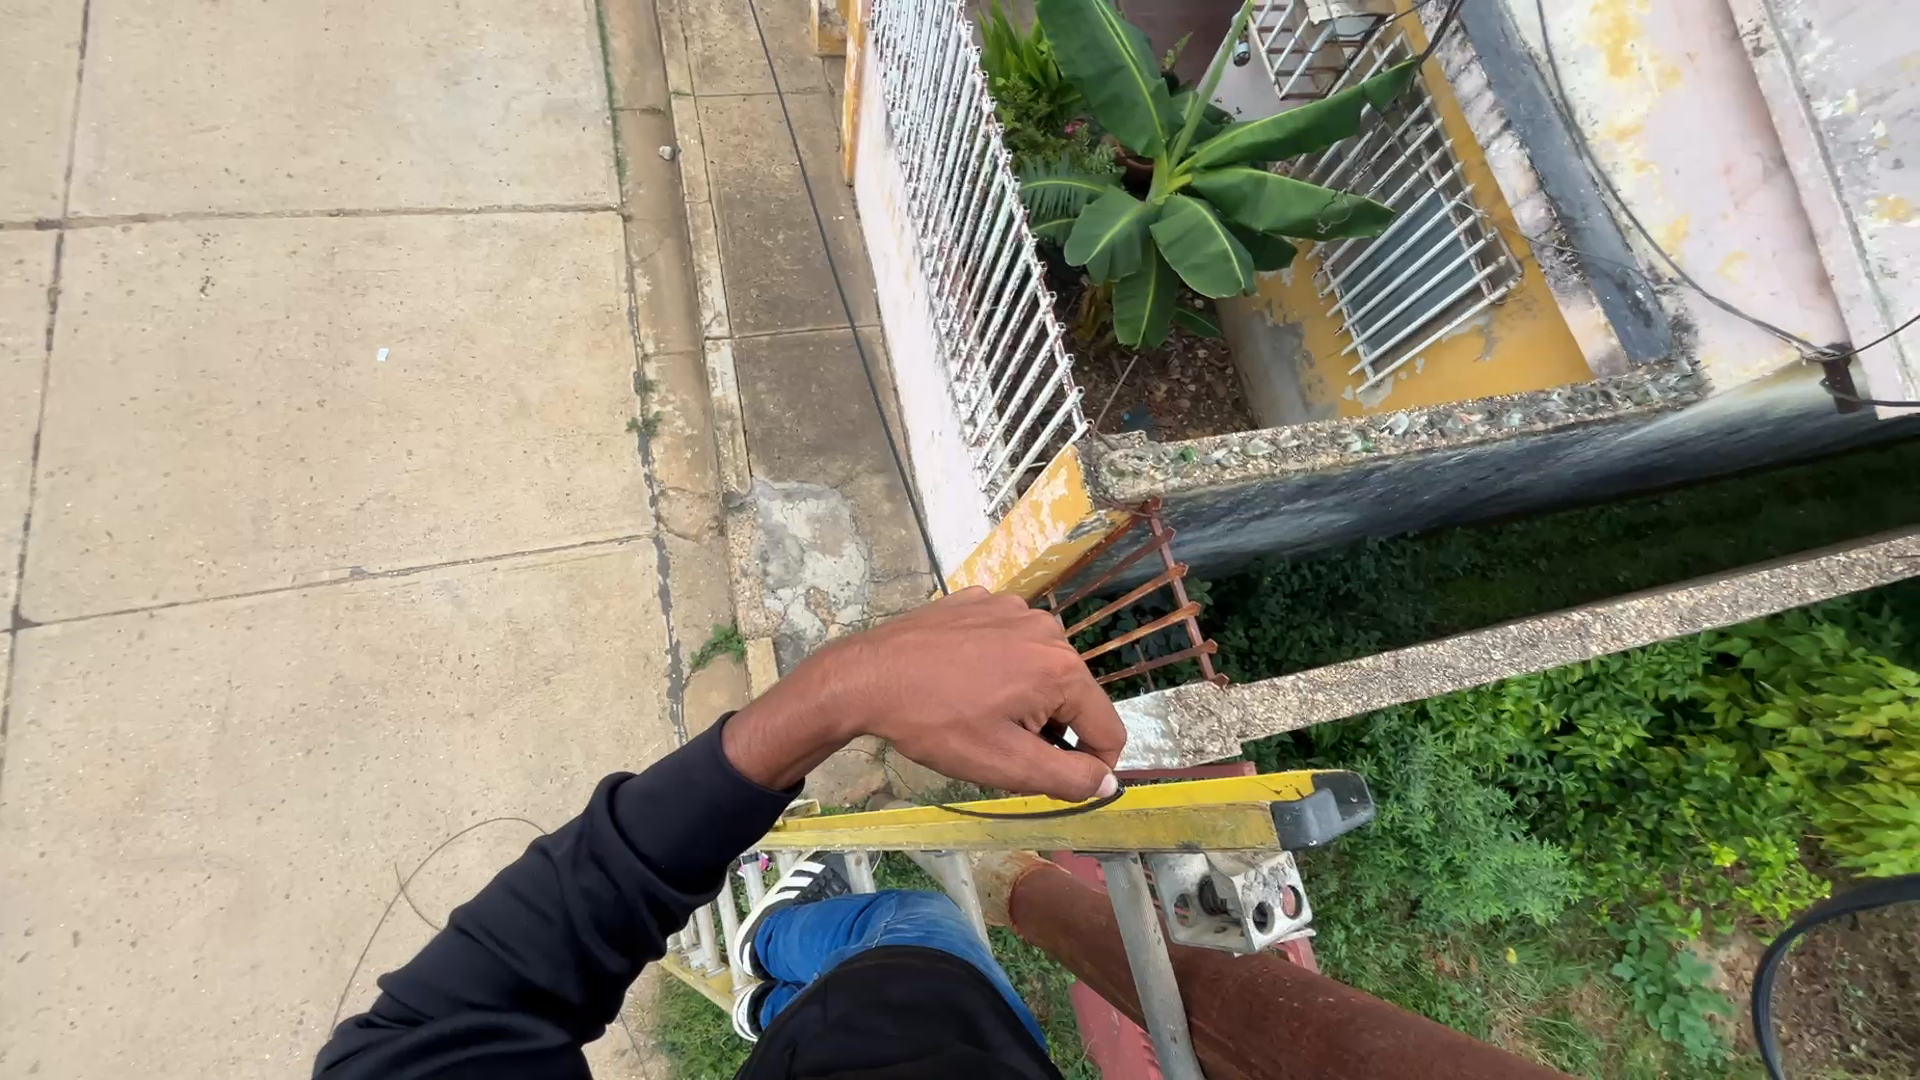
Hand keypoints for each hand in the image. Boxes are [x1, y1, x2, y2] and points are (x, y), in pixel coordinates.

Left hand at [721, 588, 1126, 800]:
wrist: (867, 676)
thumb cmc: (936, 723)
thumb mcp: (1006, 765)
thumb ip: (1068, 778)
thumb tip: (1106, 780)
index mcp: (1062, 668)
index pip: (1108, 730)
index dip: (1089, 765)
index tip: (1050, 777)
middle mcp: (1046, 628)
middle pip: (1072, 696)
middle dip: (1048, 727)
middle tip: (998, 742)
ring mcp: (1011, 607)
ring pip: (1040, 667)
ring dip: (1023, 695)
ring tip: (976, 708)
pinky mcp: (981, 600)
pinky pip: (1008, 640)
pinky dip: (997, 663)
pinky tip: (960, 676)